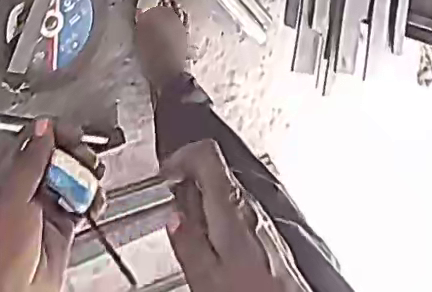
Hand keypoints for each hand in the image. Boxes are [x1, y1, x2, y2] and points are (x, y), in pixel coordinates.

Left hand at [0, 120, 103, 291]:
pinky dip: (93, 199)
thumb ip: (31, 160)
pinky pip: (83, 202)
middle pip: (58, 157)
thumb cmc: (3, 254)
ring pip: (73, 177)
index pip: (33, 141)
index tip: (72, 133)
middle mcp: (27, 190)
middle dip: (76, 154)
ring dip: (88, 175)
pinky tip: (95, 202)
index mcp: (8, 179)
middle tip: (86, 158)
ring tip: (94, 179)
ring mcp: (46, 208)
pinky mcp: (63, 225)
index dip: (54, 133)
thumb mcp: (15, 198)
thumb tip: (43, 127)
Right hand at [161, 140, 311, 291]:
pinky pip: (236, 208)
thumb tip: (173, 217)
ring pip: (225, 189)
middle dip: (188, 181)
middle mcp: (249, 203)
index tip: (165, 176)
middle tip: (171, 203)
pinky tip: (211, 242)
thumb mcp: (207, 278)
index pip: (206, 152)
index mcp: (230, 206)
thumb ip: (188, 242)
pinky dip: (217, 215)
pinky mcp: (266, 231)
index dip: (181, 156)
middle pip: (214, 168)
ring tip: (187, 226)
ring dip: (202, 199)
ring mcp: (260, 216)